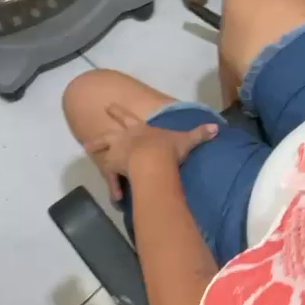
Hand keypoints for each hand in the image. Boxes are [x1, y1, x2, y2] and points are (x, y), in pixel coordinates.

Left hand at [85, 104, 216, 201]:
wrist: (154, 159)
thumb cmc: (168, 148)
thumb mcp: (186, 140)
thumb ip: (200, 134)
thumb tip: (217, 128)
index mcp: (140, 129)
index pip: (129, 118)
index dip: (119, 113)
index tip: (108, 107)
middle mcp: (126, 138)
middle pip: (110, 134)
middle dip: (101, 134)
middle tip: (89, 137)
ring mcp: (117, 152)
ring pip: (103, 151)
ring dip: (96, 150)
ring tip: (87, 150)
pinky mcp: (115, 168)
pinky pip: (113, 178)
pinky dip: (114, 187)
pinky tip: (116, 197)